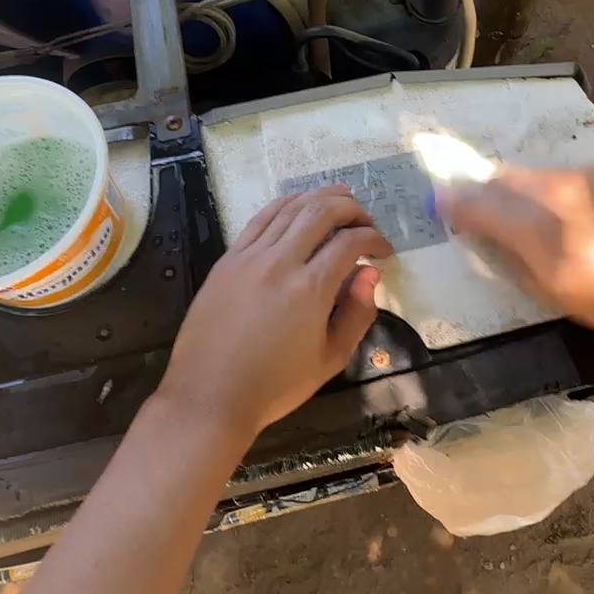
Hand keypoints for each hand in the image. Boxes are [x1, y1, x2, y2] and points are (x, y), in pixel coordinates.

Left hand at [157, 185, 393, 439]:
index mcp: (310, 289)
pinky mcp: (229, 258)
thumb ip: (357, 313)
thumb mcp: (330, 359)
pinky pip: (261, 218)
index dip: (375, 240)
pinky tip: (300, 204)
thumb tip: (369, 274)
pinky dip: (286, 203)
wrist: (209, 396)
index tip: (384, 252)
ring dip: (321, 197)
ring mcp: (250, 256)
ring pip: (291, 206)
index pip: (351, 242)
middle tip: (367, 222)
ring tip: (342, 199)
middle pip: (322, 211)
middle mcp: (280, 261)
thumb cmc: (274, 386)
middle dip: (352, 209)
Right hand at [438, 167, 593, 345]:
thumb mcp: (547, 288)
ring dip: (518, 189)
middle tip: (478, 210)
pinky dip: (548, 189)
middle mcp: (565, 192)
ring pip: (534, 174)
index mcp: (548, 231)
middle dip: (488, 193)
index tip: (442, 204)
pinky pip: (562, 175)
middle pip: (507, 180)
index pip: (487, 206)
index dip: (459, 205)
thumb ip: (505, 251)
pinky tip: (559, 212)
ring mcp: (589, 177)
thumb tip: (473, 223)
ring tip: (521, 213)